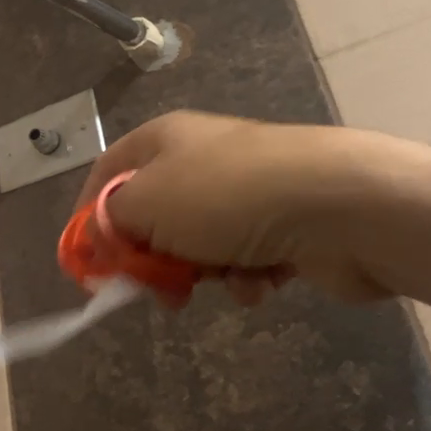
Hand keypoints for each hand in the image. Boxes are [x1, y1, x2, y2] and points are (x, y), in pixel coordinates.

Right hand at [84, 111, 430, 333]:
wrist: (343, 205)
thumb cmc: (226, 196)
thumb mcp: (144, 205)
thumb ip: (109, 224)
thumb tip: (98, 242)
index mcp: (162, 140)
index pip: (106, 174)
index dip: (91, 216)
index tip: (88, 261)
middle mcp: (200, 159)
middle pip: (152, 214)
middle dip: (151, 257)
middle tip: (154, 289)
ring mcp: (246, 191)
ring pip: (197, 242)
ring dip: (202, 272)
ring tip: (221, 282)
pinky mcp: (285, 224)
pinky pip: (244, 257)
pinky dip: (245, 276)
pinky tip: (259, 283)